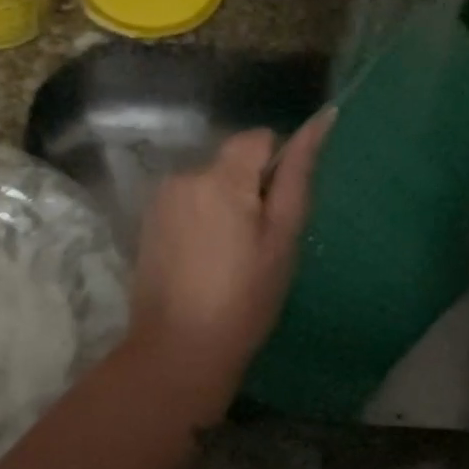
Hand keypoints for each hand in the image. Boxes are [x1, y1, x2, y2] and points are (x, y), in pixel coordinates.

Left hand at [128, 109, 336, 381]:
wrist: (178, 349)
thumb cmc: (244, 299)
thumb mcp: (281, 239)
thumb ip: (297, 175)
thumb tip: (321, 120)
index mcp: (221, 177)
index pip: (258, 138)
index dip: (276, 167)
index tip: (278, 210)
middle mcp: (185, 176)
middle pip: (230, 162)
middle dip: (248, 189)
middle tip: (258, 243)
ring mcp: (161, 198)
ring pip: (208, 184)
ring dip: (223, 204)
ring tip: (229, 257)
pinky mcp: (147, 221)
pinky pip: (186, 203)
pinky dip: (200, 220)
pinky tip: (203, 261)